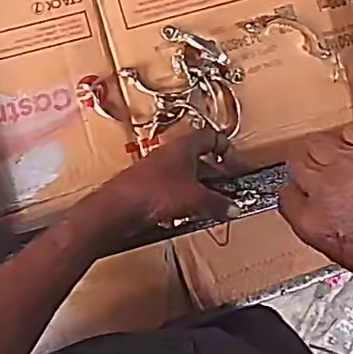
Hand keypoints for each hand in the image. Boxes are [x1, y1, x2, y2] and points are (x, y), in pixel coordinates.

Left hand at [69, 127, 233, 252]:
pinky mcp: (147, 190)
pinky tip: (188, 216)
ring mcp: (156, 173)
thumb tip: (234, 208)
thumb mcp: (195, 198)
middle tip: (229, 191)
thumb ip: (218, 202)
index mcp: (183, 147)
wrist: (116, 210)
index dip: (226, 148)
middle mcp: (169, 156)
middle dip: (216, 176)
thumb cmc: (155, 192)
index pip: (210, 137)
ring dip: (201, 192)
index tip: (236, 165)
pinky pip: (172, 194)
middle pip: (200, 160)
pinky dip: (184, 203)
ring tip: (213, 207)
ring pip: (186, 178)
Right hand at [278, 127, 352, 302]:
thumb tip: (323, 214)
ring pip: (320, 141)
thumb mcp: (351, 259)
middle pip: (298, 161)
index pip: (287, 196)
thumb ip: (326, 228)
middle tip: (323, 173)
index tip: (306, 193)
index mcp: (315, 224)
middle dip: (309, 168)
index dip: (298, 194)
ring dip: (329, 151)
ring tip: (344, 161)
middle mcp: (328, 189)